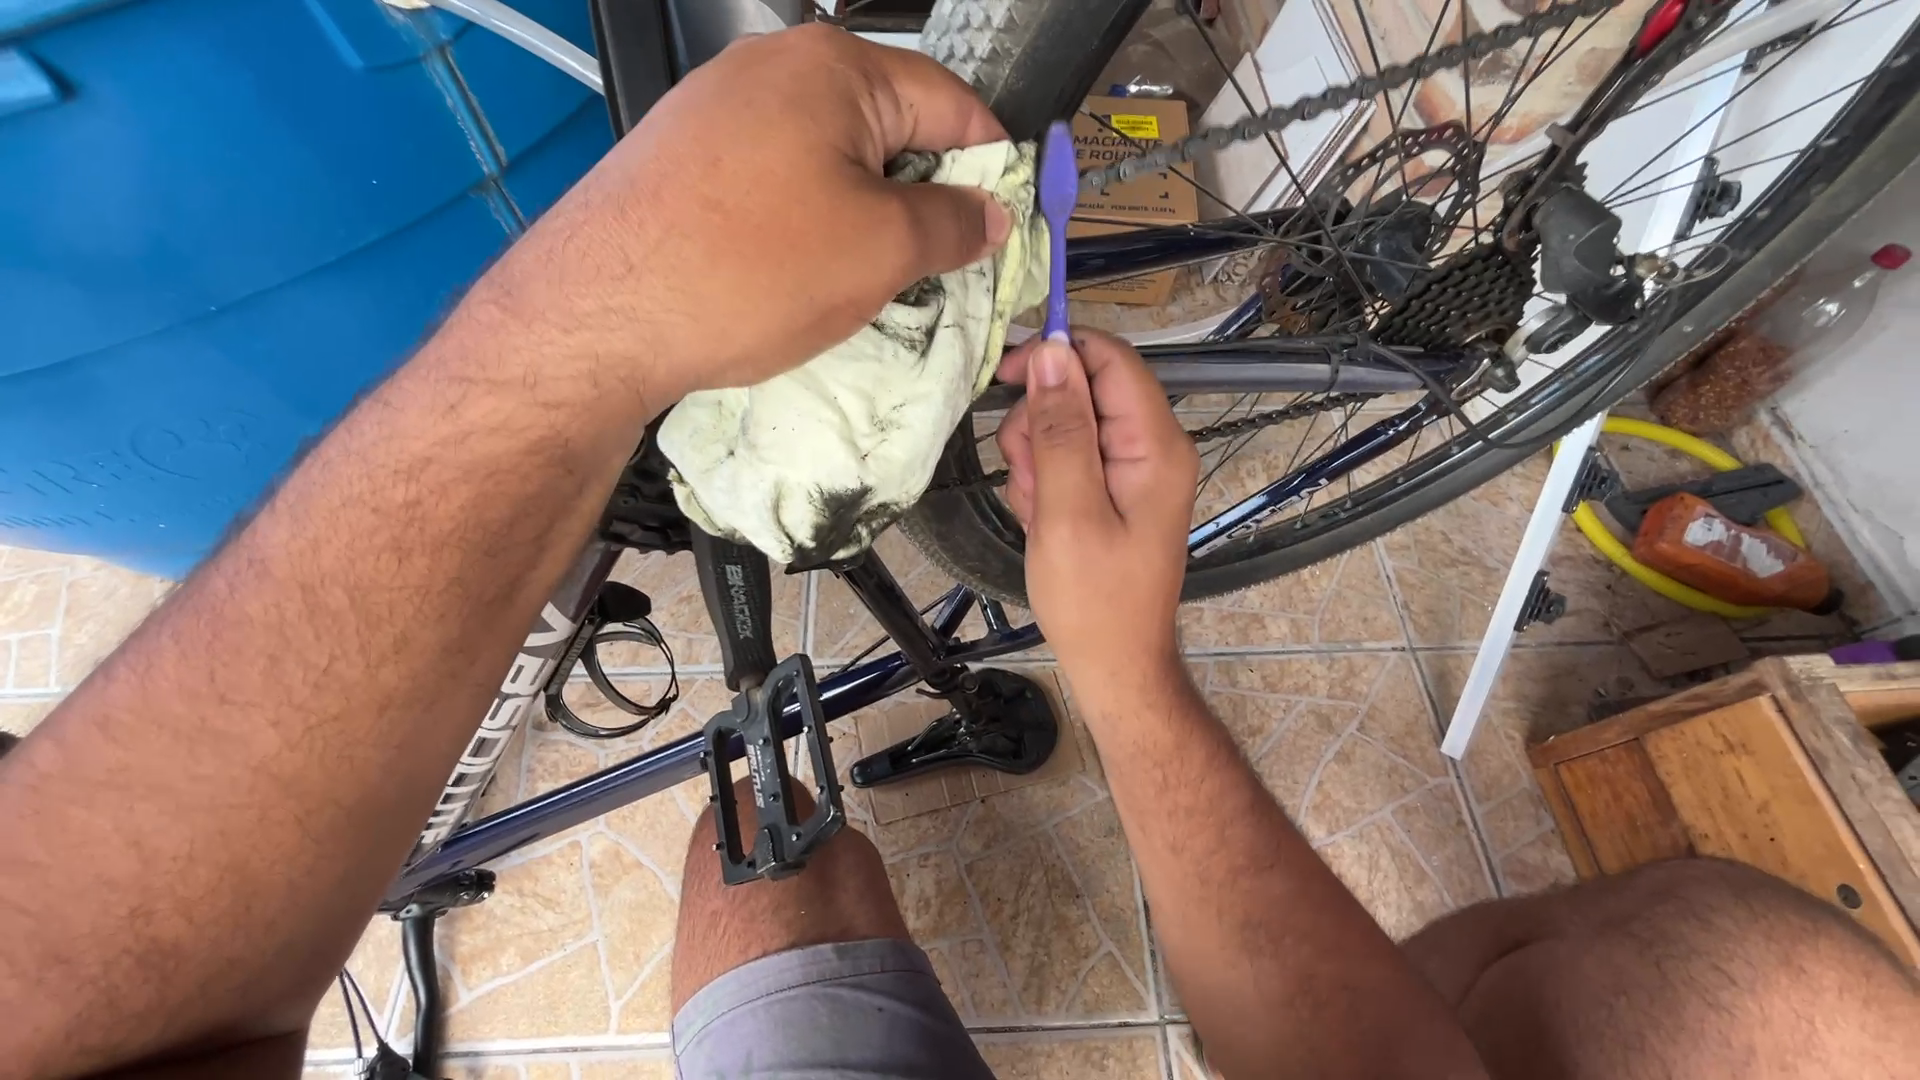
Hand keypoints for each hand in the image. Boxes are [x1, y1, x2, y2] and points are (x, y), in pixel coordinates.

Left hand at [463, 24, 1011, 409]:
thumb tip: (991, 215)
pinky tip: (808, 276)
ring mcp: (724, 112)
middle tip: (941, 270)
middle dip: (926, 199)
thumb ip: (951, 224)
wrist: (601, 315)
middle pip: (890, 130)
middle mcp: (776, 70)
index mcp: (836, 67)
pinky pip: (784, 186)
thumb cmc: (753, 270)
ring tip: (874, 284)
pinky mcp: (692, 162)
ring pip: (836, 164)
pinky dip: (815, 226)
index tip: (1003, 229)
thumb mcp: (879, 249)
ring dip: (870, 220)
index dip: (991, 167)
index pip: (953, 103)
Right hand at [996, 332, 1198, 692]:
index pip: (1110, 358)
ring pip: (1065, 425)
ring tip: (1039, 512)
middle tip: (1031, 480)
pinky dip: (1043, 484)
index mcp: (1155, 444)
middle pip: (1082, 390)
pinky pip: (1066, 460)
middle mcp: (1151, 446)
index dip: (1056, 354)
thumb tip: (1051, 352)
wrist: (1113, 662)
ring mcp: (1131, 469)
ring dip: (1036, 460)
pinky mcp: (1112, 489)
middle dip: (1039, 426)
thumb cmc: (1093, 600)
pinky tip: (1044, 521)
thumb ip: (1060, 430)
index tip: (1004, 376)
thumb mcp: (1068, 512)